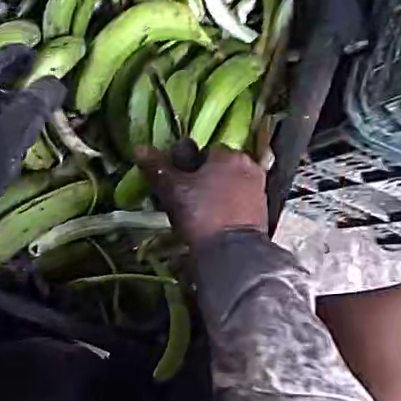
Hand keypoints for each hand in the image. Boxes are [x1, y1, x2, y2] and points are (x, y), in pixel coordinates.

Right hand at [137, 144, 267, 247]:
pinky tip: (213, 219)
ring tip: (197, 210)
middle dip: (202, 177)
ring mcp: (258, 188)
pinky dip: (226, 205)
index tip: (176, 181)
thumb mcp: (173, 190)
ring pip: (228, 183)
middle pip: (218, 166)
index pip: (203, 150)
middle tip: (185, 197)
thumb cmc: (201, 214)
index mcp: (228, 154)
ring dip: (214, 191)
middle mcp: (248, 165)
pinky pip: (238, 200)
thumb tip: (138, 148)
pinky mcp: (262, 209)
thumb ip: (157, 167)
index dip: (186, 164)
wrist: (232, 252)